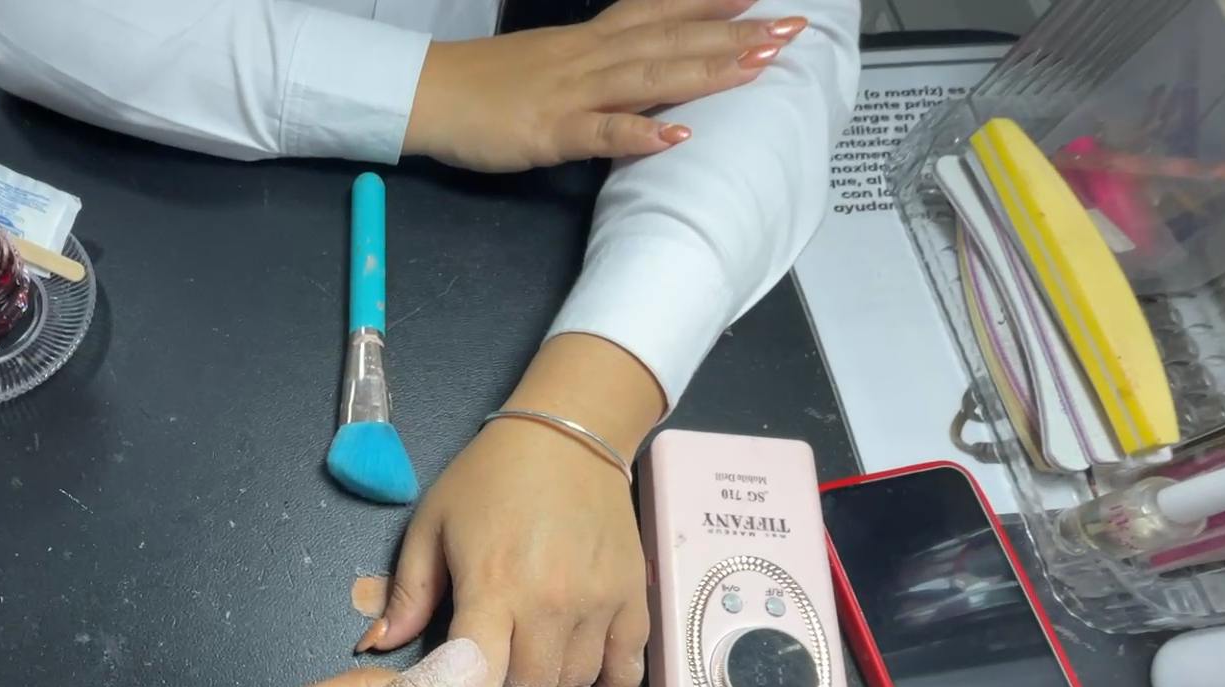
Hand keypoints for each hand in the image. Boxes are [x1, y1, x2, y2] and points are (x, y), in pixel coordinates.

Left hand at [365, 335, 658, 686]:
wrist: (567, 435)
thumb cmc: (487, 480)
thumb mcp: (432, 526)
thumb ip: (408, 591)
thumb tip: (377, 646)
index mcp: (492, 585)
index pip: (474, 674)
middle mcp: (549, 603)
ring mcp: (599, 602)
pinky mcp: (634, 595)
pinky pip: (626, 660)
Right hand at [403, 0, 808, 171]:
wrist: (433, 94)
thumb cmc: (484, 86)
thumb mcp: (545, 67)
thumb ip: (588, 70)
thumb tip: (621, 81)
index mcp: (587, 42)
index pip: (659, 13)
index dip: (712, 2)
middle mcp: (588, 57)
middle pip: (669, 40)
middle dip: (732, 36)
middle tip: (790, 31)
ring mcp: (570, 93)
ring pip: (647, 75)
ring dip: (704, 70)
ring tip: (758, 68)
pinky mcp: (548, 131)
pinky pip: (599, 131)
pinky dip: (638, 132)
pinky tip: (674, 134)